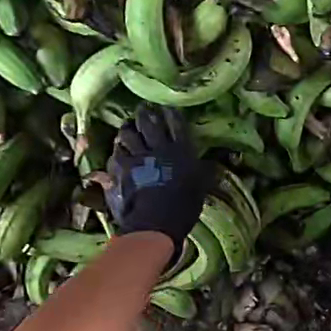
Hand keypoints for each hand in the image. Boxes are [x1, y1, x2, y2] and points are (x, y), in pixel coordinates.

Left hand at [102, 106, 210, 246]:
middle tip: (141, 109)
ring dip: (126, 130)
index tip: (167, 109)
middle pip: (148, 123)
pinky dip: (117, 152)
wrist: (156, 222)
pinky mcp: (121, 169)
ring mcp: (137, 157)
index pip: (176, 124)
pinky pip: (116, 154)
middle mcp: (158, 148)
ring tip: (126, 129)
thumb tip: (214, 164)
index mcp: (181, 150)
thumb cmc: (184, 206)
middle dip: (144, 114)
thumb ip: (205, 171)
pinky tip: (117, 153)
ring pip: (127, 135)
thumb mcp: (201, 187)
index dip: (171, 114)